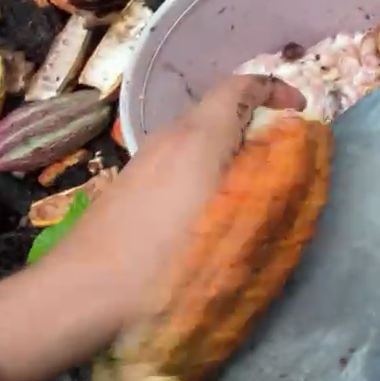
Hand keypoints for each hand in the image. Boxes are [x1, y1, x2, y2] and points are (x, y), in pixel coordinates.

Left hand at [0, 75, 303, 380]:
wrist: (78, 293)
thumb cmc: (165, 260)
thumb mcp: (235, 229)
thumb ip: (270, 193)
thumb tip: (294, 172)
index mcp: (200, 138)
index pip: (240, 87)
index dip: (276, 90)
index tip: (301, 111)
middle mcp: (171, 137)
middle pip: (220, 110)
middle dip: (258, 123)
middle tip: (285, 154)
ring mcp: (146, 158)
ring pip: (200, 136)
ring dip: (232, 148)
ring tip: (254, 185)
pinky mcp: (131, 182)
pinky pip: (182, 158)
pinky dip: (208, 166)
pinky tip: (213, 208)